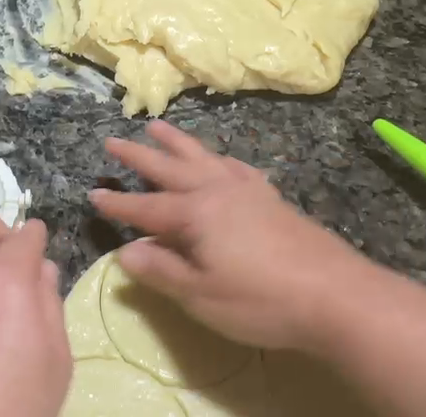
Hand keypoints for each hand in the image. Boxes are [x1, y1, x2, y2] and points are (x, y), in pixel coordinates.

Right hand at [89, 121, 367, 352]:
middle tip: (112, 141)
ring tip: (155, 126)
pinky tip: (218, 160)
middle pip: (168, 168)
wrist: (334, 293)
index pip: (145, 208)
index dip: (117, 205)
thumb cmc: (261, 299)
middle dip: (138, 156)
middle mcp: (214, 190)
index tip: (91, 194)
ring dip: (175, 143)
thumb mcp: (202, 295)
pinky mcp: (269, 196)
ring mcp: (244, 189)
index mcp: (194, 214)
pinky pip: (234, 165)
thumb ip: (162, 272)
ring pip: (201, 156)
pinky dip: (217, 158)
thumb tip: (125, 252)